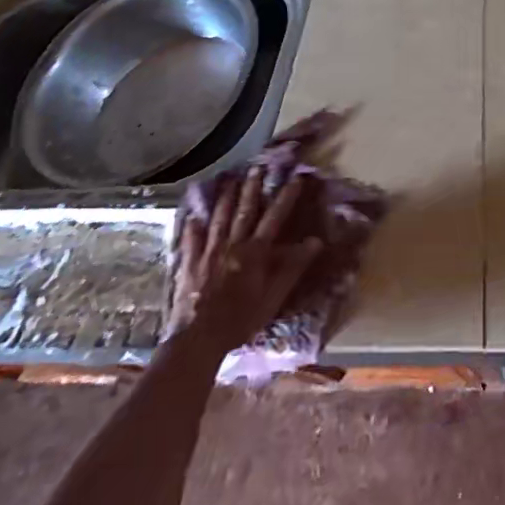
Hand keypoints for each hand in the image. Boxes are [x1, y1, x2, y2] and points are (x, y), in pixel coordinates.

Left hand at [168, 166, 321, 358]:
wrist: (198, 338)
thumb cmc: (240, 320)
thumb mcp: (273, 297)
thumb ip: (292, 267)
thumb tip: (315, 242)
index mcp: (254, 252)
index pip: (274, 217)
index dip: (286, 197)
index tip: (296, 178)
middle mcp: (231, 244)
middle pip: (244, 210)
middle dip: (252, 187)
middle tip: (257, 166)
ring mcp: (208, 251)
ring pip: (219, 218)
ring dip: (226, 198)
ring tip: (230, 180)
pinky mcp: (190, 263)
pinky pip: (192, 239)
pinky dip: (194, 226)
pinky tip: (193, 216)